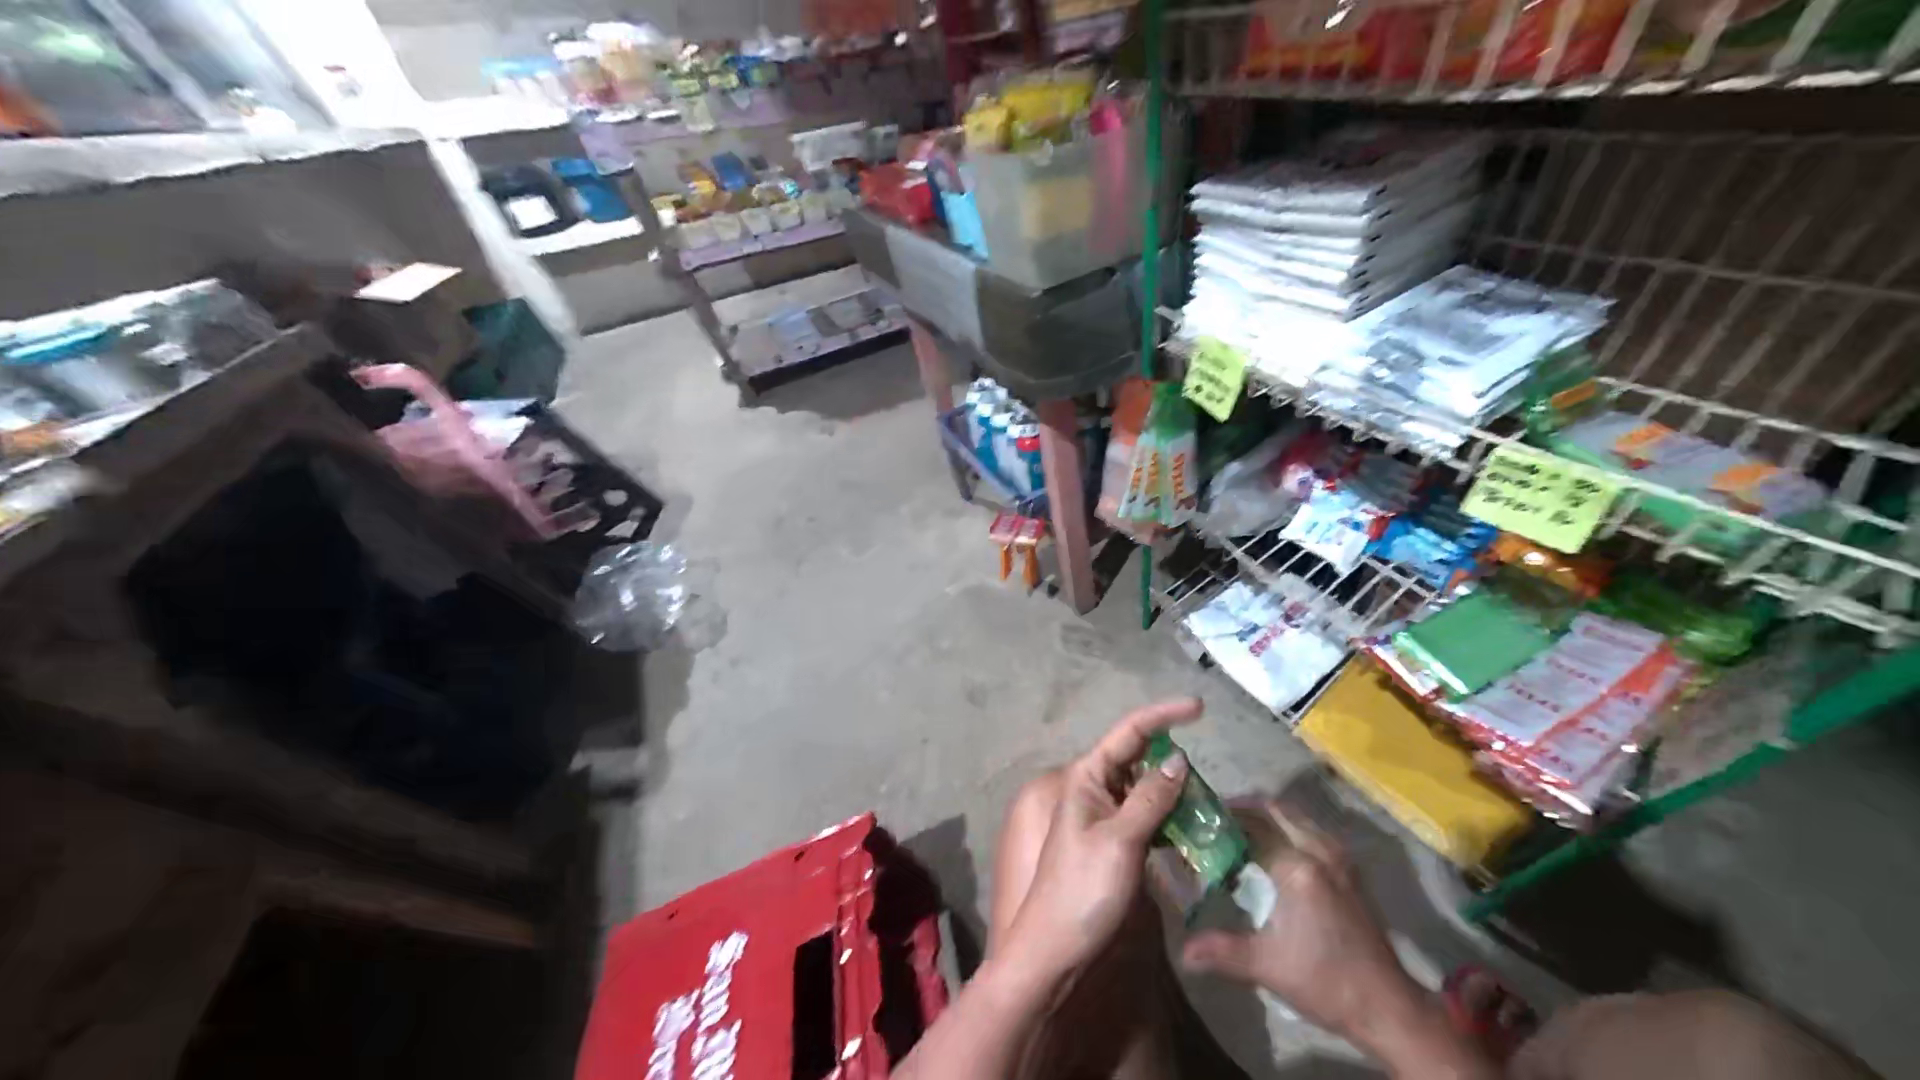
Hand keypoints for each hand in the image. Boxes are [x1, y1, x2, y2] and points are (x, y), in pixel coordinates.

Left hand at [999, 698, 1201, 987]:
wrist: (1056, 948)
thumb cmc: (1083, 888)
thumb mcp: (1121, 840)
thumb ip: (1150, 798)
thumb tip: (1177, 758)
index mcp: (1087, 777)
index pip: (1129, 732)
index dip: (1163, 715)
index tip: (1200, 707)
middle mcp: (1094, 788)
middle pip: (1138, 757)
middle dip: (1171, 756)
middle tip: (1209, 771)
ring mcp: (1103, 815)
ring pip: (1145, 789)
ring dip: (1174, 791)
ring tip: (1207, 802)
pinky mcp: (1114, 841)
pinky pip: (1146, 816)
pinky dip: (1169, 818)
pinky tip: (1191, 829)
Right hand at [1180, 802, 1427, 1049]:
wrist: (1388, 1007)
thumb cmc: (1325, 983)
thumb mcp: (1267, 967)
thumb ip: (1221, 950)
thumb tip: (1182, 950)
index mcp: (1297, 867)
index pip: (1250, 825)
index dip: (1220, 820)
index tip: (1196, 821)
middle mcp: (1319, 851)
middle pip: (1274, 809)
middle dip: (1242, 807)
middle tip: (1213, 820)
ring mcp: (1338, 857)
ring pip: (1294, 816)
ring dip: (1265, 815)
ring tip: (1236, 830)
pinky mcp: (1349, 868)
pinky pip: (1309, 829)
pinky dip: (1285, 826)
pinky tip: (1270, 848)